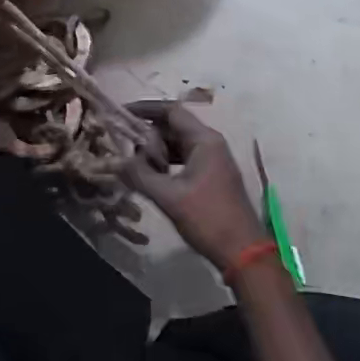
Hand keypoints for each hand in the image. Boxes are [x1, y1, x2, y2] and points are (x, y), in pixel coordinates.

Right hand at [127, 103, 264, 266]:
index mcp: (204, 140)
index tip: (121, 112)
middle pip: (175, 125)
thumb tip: (115, 161)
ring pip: (179, 143)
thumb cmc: (208, 219)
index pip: (171, 110)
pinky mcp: (212, 175)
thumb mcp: (169, 197)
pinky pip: (185, 158)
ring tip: (131, 159)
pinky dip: (167, 161)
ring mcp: (213, 159)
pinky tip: (151, 175)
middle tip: (121, 141)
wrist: (243, 252)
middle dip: (148, 131)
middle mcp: (211, 143)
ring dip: (157, 148)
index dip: (145, 108)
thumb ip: (140, 176)